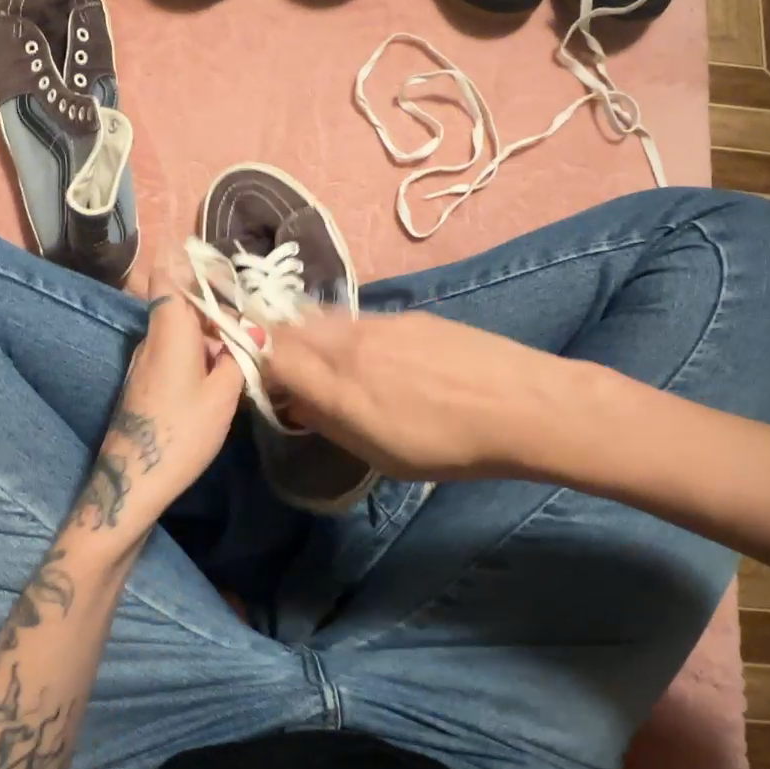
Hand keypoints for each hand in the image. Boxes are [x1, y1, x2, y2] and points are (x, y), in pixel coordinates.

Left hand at [70, 263, 243, 534]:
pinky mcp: (145, 382)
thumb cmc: (182, 430)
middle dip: (214, 307)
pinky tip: (221, 373)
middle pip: (179, 304)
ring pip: (178, 330)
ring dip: (208, 334)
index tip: (223, 268)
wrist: (134, 478)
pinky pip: (172, 352)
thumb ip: (238, 358)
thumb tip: (252, 333)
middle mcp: (152, 338)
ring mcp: (145, 361)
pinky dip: (197, 353)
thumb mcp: (222, 395)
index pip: (169, 276)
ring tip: (244, 349)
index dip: (192, 264)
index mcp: (169, 329)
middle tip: (251, 320)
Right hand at [262, 310, 591, 481]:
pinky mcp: (408, 316)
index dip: (248, 356)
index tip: (246, 371)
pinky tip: (361, 354)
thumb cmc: (448, 445)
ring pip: (321, 320)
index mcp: (337, 381)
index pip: (270, 352)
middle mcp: (349, 342)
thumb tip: (294, 399)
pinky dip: (338, 332)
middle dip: (270, 341)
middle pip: (289, 328)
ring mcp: (379, 323)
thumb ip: (327, 420)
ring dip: (304, 335)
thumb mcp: (377, 452)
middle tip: (272, 365)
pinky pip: (354, 320)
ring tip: (312, 359)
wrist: (523, 406)